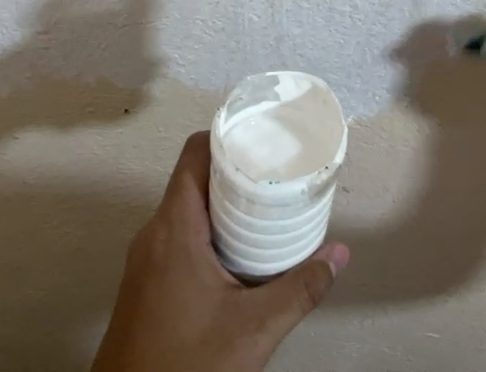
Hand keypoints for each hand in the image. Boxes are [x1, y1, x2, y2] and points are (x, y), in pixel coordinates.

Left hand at [92, 132, 350, 371]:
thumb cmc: (185, 364)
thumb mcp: (254, 328)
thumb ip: (300, 288)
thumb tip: (339, 254)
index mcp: (174, 228)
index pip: (196, 153)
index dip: (229, 135)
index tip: (265, 136)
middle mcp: (153, 234)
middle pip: (195, 177)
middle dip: (237, 170)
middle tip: (278, 171)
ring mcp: (146, 259)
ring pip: (187, 208)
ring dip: (224, 202)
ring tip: (267, 205)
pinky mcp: (146, 282)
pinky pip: (179, 235)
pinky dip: (210, 229)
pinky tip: (241, 249)